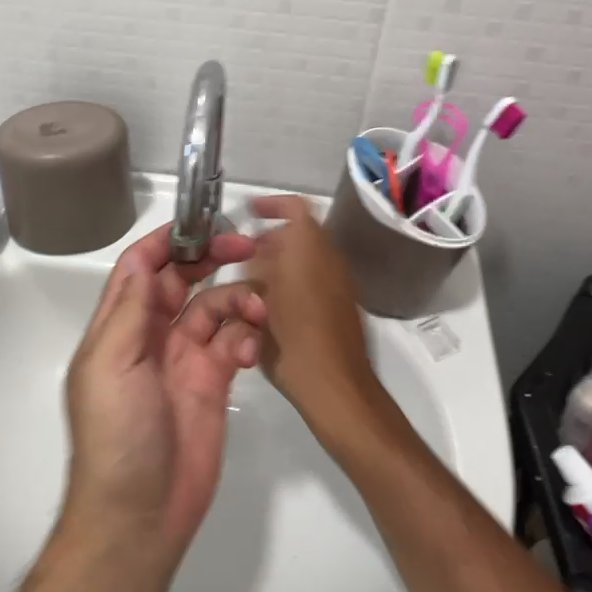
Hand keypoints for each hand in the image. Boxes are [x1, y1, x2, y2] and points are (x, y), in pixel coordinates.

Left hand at [63, 222, 266, 559]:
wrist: (140, 514)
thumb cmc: (117, 436)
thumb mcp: (111, 366)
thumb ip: (130, 311)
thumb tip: (144, 259)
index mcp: (119, 327)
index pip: (140, 268)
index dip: (167, 241)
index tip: (200, 222)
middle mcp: (151, 336)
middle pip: (181, 280)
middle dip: (210, 258)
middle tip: (245, 247)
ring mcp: (184, 360)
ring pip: (214, 308)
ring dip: (236, 299)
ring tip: (257, 309)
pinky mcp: (214, 383)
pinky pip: (234, 343)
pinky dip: (247, 337)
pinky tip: (252, 350)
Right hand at [245, 196, 381, 430]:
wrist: (337, 387)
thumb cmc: (291, 341)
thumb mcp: (258, 304)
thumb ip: (255, 270)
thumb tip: (256, 253)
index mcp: (310, 249)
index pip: (296, 207)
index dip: (273, 205)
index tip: (250, 213)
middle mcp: (331, 258)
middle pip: (304, 231)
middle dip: (274, 236)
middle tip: (245, 252)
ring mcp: (343, 282)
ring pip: (312, 255)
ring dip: (285, 259)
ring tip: (254, 281)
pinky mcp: (346, 305)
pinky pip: (319, 276)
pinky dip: (298, 278)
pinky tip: (275, 305)